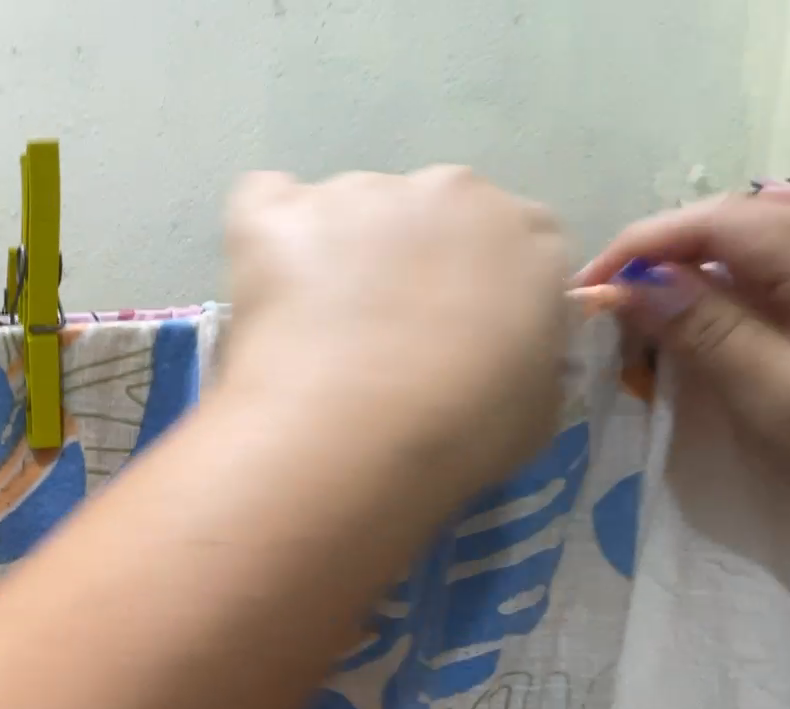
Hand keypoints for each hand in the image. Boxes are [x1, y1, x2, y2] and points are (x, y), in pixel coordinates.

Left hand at [221, 167, 570, 499]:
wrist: (353, 433)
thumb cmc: (456, 434)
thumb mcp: (532, 408)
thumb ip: (523, 358)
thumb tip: (499, 359)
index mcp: (529, 235)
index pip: (504, 241)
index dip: (462, 289)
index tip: (437, 337)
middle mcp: (449, 192)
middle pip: (419, 215)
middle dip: (392, 264)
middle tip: (363, 339)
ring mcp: (358, 194)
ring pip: (340, 212)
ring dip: (324, 256)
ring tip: (302, 331)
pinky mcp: (277, 215)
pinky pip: (262, 202)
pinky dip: (259, 236)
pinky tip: (257, 281)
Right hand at [581, 188, 789, 551]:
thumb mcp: (788, 408)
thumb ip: (709, 336)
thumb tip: (628, 288)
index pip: (731, 221)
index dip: (645, 244)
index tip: (584, 291)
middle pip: (764, 211)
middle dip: (673, 245)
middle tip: (608, 296)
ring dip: (713, 250)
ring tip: (652, 290)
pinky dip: (760, 259)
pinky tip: (733, 277)